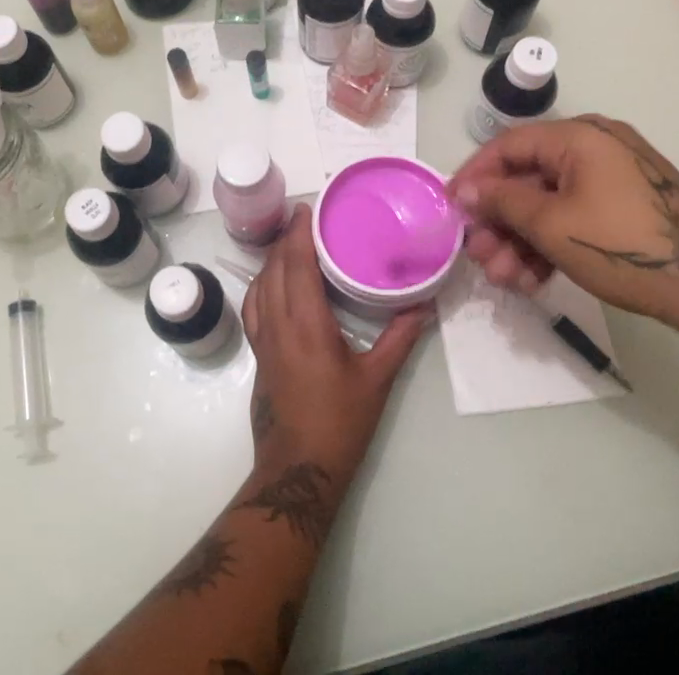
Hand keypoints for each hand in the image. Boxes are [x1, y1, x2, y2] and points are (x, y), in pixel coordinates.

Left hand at [241, 204, 429, 481]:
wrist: (298, 468)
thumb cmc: (340, 423)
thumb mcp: (377, 380)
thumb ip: (400, 339)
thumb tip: (424, 305)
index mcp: (306, 326)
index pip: (295, 266)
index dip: (298, 234)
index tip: (307, 209)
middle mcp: (277, 326)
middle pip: (273, 270)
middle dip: (285, 241)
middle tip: (306, 221)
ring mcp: (263, 342)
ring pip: (259, 287)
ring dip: (272, 261)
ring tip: (292, 246)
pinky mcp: (258, 356)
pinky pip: (254, 308)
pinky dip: (262, 286)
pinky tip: (276, 286)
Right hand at [448, 115, 678, 331]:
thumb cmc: (624, 245)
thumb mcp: (553, 224)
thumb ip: (503, 201)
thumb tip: (466, 189)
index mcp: (580, 137)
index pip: (508, 145)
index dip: (474, 176)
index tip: (452, 211)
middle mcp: (596, 149)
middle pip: (528, 178)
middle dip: (499, 222)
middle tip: (480, 258)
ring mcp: (614, 180)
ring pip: (549, 204)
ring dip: (520, 241)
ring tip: (505, 280)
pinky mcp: (627, 209)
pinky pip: (575, 217)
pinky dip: (550, 245)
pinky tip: (534, 281)